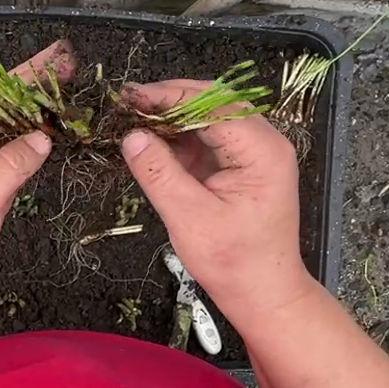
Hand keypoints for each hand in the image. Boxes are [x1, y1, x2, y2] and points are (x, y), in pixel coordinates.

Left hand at [0, 41, 69, 303]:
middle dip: (35, 88)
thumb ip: (11, 164)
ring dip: (35, 114)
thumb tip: (43, 136)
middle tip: (70, 69)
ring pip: (7, 132)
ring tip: (67, 96)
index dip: (27, 75)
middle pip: (2, 108)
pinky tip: (50, 137)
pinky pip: (9, 157)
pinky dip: (31, 145)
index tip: (57, 58)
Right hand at [118, 80, 316, 320]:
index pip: (213, 106)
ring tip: (132, 113)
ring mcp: (249, 153)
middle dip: (169, 98)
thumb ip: (159, 173)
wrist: (260, 291)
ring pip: (208, 117)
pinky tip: (149, 135)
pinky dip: (175, 134)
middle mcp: (262, 143)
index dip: (170, 96)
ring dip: (170, 113)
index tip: (131, 96)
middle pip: (214, 102)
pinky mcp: (234, 165)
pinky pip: (204, 138)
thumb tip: (130, 136)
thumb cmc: (231, 260)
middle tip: (127, 99)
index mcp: (261, 151)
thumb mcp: (188, 217)